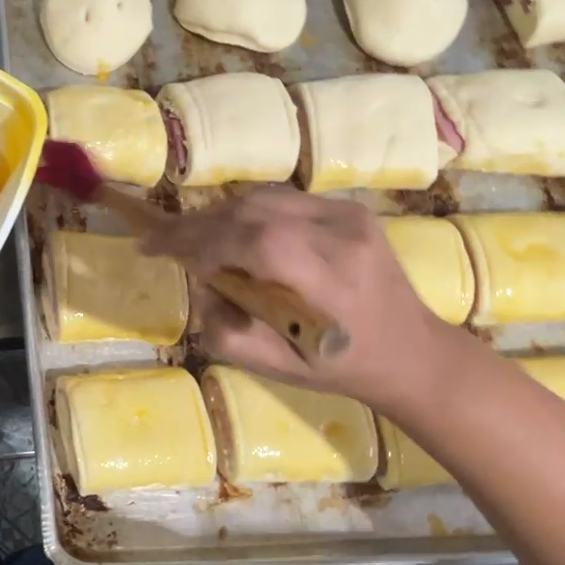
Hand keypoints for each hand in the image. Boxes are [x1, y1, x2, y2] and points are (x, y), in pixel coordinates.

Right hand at [139, 187, 464, 409]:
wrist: (410, 349)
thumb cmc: (338, 366)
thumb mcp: (272, 366)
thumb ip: (225, 329)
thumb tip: (200, 286)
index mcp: (328, 281)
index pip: (255, 240)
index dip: (198, 240)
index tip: (154, 248)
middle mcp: (342, 236)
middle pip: (253, 211)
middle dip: (196, 224)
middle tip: (157, 239)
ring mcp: (350, 215)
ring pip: (263, 198)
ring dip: (217, 214)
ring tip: (186, 236)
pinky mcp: (349, 208)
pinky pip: (282, 200)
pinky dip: (244, 212)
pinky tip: (227, 232)